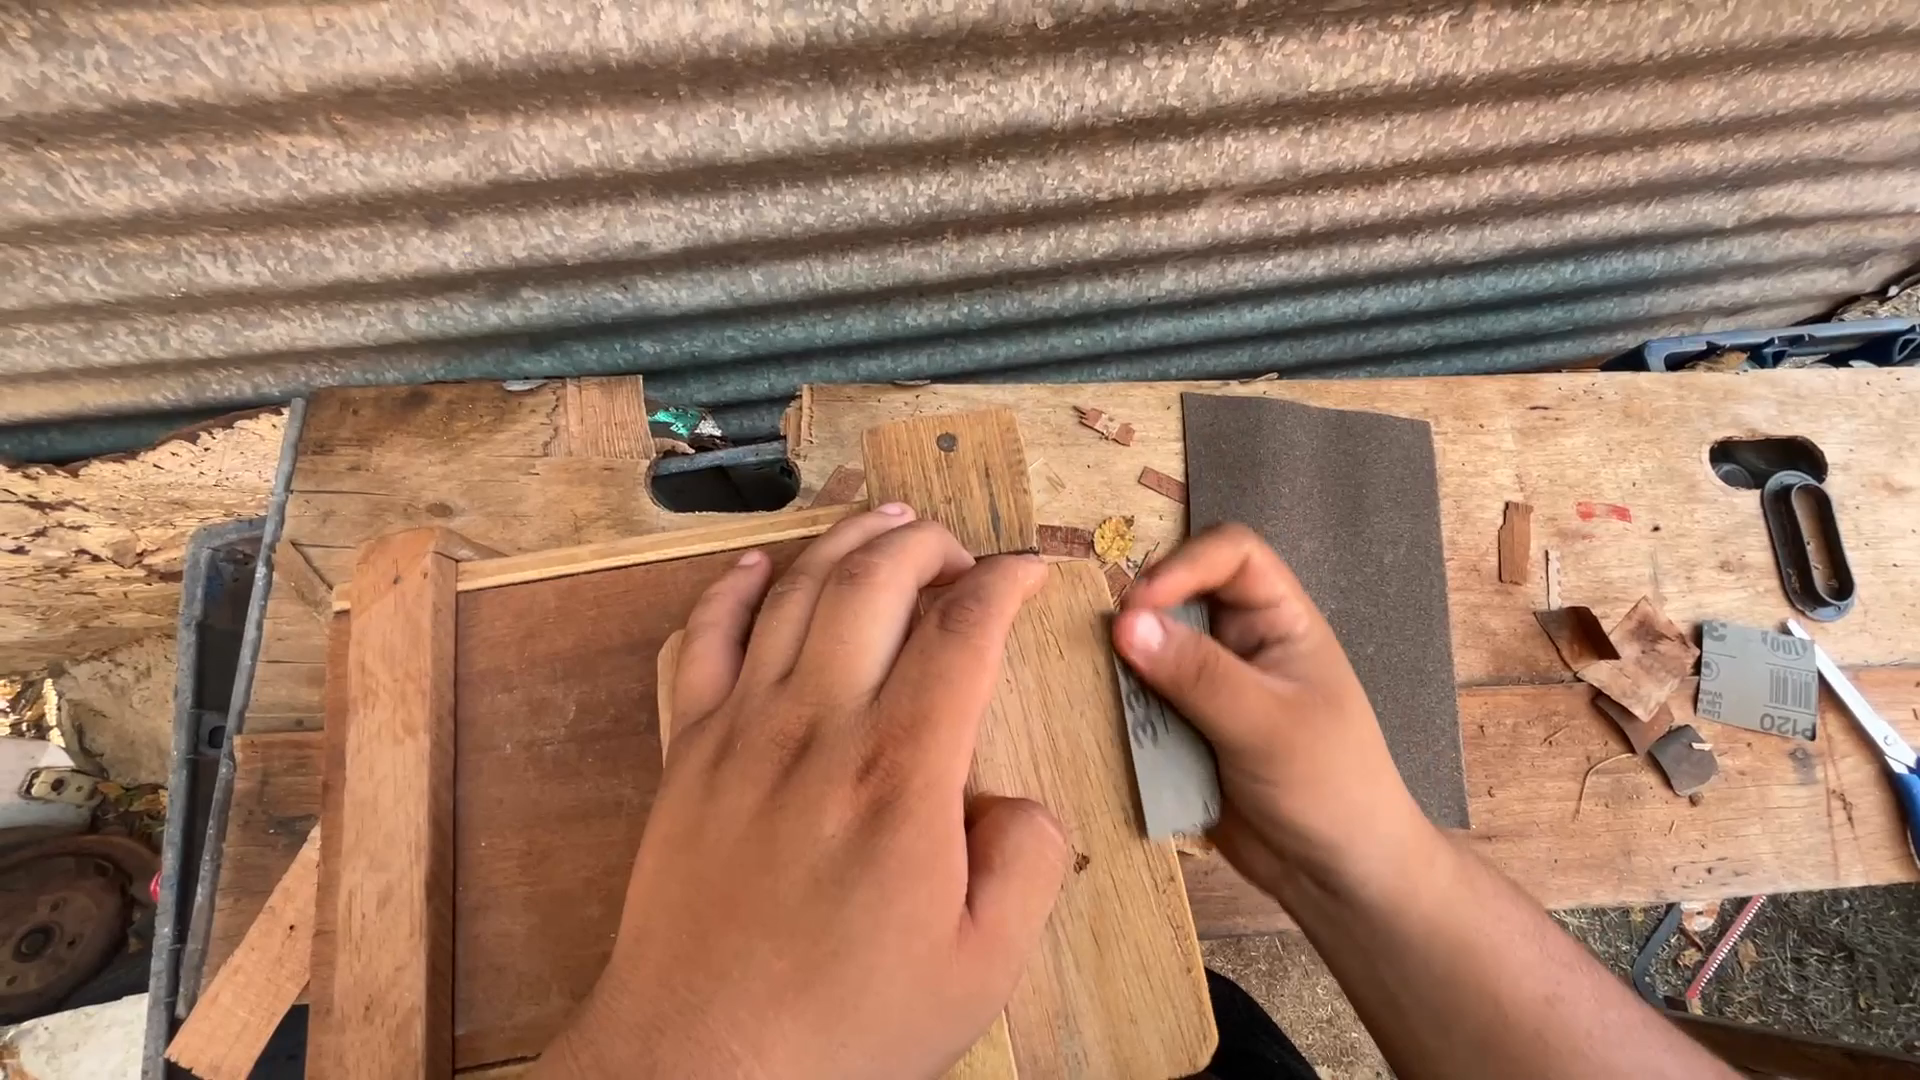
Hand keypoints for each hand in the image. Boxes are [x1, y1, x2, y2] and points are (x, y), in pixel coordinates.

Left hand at [541, 505, 1068, 1079]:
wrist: (700, 1069)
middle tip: (957, 549)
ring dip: (846, 543)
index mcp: (901, 771)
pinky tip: (757, 566)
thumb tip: (1016, 799)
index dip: (1005, 583)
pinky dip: (732, 590)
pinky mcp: (688, 749)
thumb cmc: (847, 1024)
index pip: (964, 632)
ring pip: (796, 593)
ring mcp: (743, 728)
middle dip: (927, 544)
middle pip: (876, 584)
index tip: (1029, 570)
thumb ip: (1028, 863)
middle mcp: (820, 725)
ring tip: (883, 520)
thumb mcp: (982, 966)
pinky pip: (704, 641)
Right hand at [1111, 524, 1437, 899]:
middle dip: (1141, 613)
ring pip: (1150, 647)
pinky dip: (1119, 705)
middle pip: (1178, 594)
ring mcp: (1207, 685)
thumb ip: (1199, 675)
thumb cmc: (1330, 787)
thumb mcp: (1268, 725)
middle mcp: (1238, 641)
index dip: (1184, 564)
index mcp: (1279, 620)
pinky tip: (1103, 722)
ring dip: (1123, 663)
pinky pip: (1140, 698)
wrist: (1336, 878)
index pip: (1232, 554)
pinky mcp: (1182, 726)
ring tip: (1097, 685)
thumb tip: (1125, 624)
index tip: (1139, 605)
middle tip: (1107, 647)